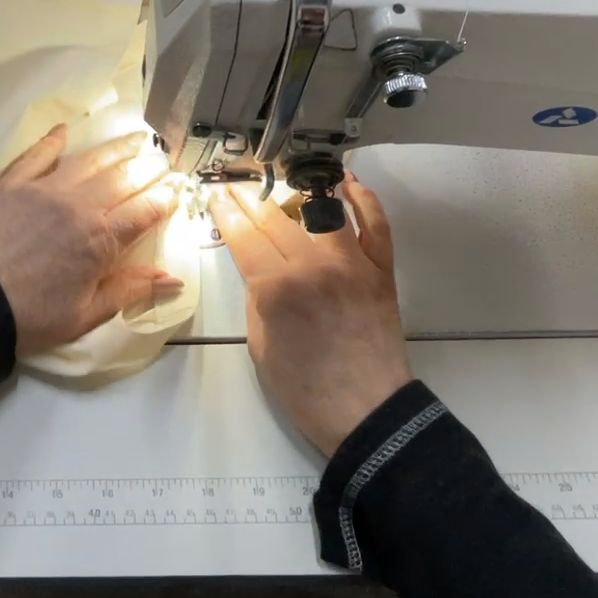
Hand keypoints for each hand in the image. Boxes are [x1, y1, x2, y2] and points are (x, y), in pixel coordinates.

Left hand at [0, 125, 181, 355]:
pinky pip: (38, 154)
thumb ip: (131, 291)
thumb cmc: (31, 315)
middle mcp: (80, 205)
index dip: (165, 199)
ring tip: (135, 139)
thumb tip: (174, 280)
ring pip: (90, 159)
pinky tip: (65, 130)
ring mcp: (46, 188)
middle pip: (124, 177)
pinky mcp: (14, 182)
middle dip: (149, 168)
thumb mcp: (86, 315)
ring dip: (117, 148)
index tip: (177, 191)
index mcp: (101, 240)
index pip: (145, 211)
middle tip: (163, 160)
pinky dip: (53, 140)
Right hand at [212, 179, 410, 454]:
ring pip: (322, 212)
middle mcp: (312, 266)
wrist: (367, 413)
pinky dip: (365, 201)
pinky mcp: (381, 271)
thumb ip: (257, 297)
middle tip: (237, 188)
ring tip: (285, 185)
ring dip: (299, 193)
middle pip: (274, 220)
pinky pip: (377, 226)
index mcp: (275, 288)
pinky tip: (349, 184)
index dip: (226, 212)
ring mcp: (351, 265)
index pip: (243, 236)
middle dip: (249, 200)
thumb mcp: (259, 344)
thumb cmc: (304, 388)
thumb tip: (260, 267)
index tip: (216, 195)